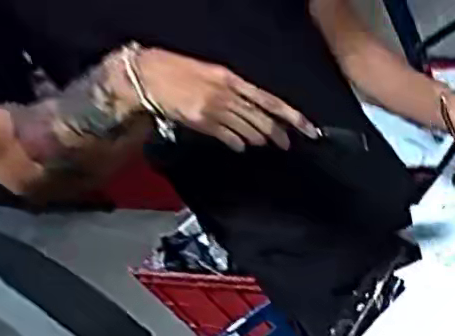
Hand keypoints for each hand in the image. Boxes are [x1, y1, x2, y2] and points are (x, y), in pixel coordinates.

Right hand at [132, 48, 317, 150]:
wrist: (142, 75)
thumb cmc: (178, 72)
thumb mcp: (210, 74)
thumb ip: (238, 92)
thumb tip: (265, 112)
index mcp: (229, 78)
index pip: (271, 101)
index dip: (295, 118)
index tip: (312, 132)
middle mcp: (226, 94)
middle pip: (266, 123)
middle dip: (279, 137)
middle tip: (284, 144)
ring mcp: (216, 109)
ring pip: (253, 135)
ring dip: (258, 140)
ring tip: (254, 139)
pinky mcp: (205, 123)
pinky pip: (234, 141)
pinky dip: (239, 144)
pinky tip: (236, 143)